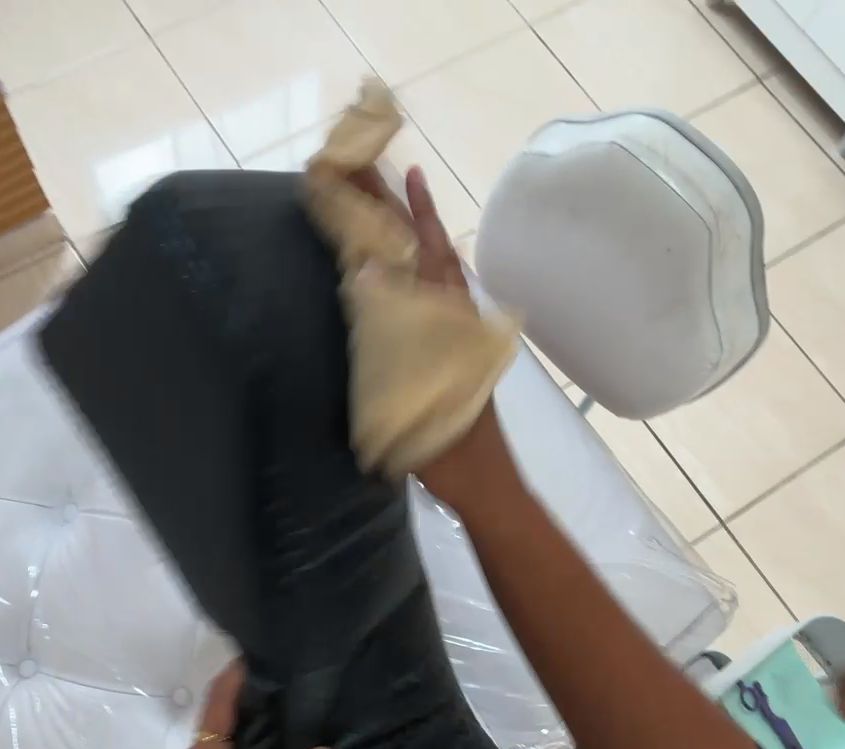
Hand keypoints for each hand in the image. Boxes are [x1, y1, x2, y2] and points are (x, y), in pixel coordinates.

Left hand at [141, 664, 334, 748]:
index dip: (242, 670)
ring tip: (300, 700)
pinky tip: (286, 747)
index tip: (274, 646)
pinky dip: (256, 742)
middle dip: (257, 688)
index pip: (220, 700)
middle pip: (225, 712)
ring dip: (258, 717)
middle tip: (301, 671)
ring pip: (230, 735)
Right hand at [345, 165, 526, 519]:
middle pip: (424, 248)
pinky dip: (415, 266)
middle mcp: (454, 316)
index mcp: (446, 321)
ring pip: (430, 266)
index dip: (397, 211)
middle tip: (362, 169)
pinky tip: (400, 261)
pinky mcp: (453, 349)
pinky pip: (432, 293)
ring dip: (406, 230)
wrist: (482, 481)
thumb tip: (364, 275)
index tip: (373, 171)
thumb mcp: (410, 392)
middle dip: (393, 208)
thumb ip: (390, 336)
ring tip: (383, 196)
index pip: (418, 252)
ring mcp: (456, 331)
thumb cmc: (445, 446)